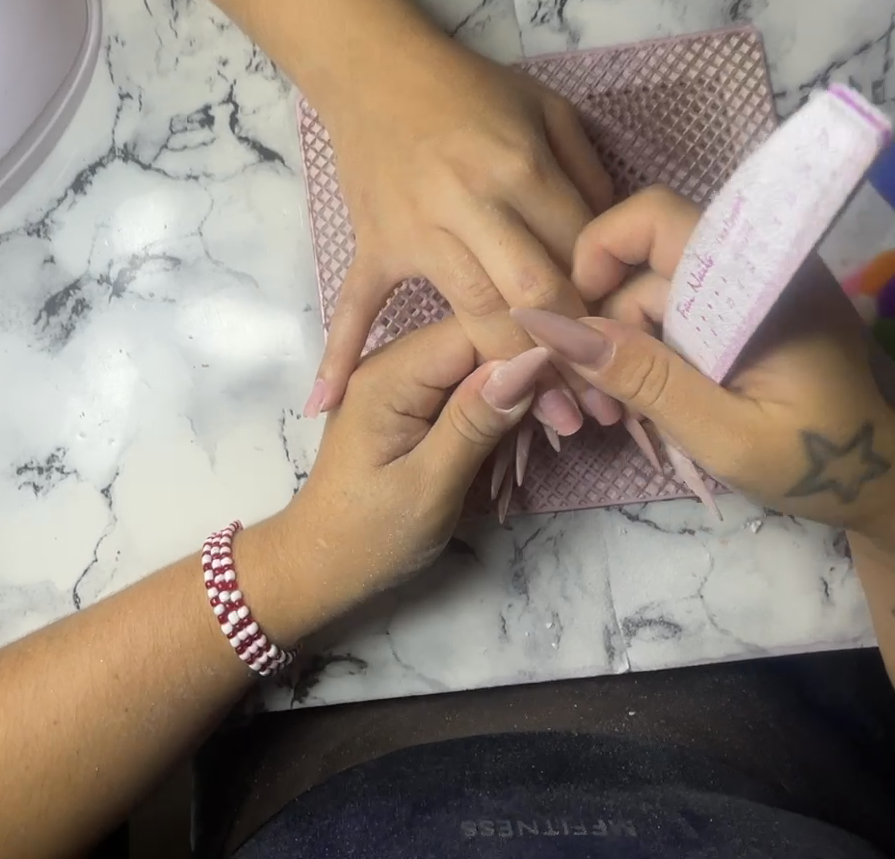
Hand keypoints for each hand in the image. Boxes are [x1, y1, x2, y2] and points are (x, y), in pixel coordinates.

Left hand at [273, 321, 546, 610]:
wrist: (321, 563)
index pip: (471, 330)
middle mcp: (390, 361)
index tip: (574, 400)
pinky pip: (462, 383)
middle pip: (475, 339)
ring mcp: (400, 378)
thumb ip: (475, 421)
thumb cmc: (370, 535)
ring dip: (517, 392)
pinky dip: (496, 406)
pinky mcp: (410, 398)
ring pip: (475, 361)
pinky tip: (523, 431)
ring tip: (557, 430)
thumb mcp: (429, 485)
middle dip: (528, 374)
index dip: (527, 355)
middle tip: (573, 422)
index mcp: (387, 375)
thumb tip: (533, 359)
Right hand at [306, 41, 618, 435]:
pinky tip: (325, 402)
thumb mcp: (546, 110)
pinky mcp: (374, 247)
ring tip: (546, 427)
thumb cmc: (468, 90)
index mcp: (518, 167)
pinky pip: (358, 305)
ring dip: (508, 373)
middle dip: (570, 356)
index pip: (574, 253)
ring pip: (469, 312)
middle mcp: (468, 205)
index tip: (633, 356)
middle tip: (600, 411)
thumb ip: (585, 176)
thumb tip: (609, 248)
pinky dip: (341, 352)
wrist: (374, 71)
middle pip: (529, 295)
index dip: (608, 308)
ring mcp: (413, 232)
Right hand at [512, 186, 894, 536]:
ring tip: (624, 417)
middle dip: (603, 329)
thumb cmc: (827, 464)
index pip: (654, 217)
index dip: (597, 252)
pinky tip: (648, 406)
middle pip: (637, 270)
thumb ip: (641, 377)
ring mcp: (742, 296)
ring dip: (621, 354)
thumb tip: (551, 328)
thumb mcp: (725, 434)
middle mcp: (747, 272)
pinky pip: (667, 322)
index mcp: (756, 280)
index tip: (574, 323)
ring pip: (645, 301)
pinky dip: (645, 360)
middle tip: (599, 406)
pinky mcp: (738, 321)